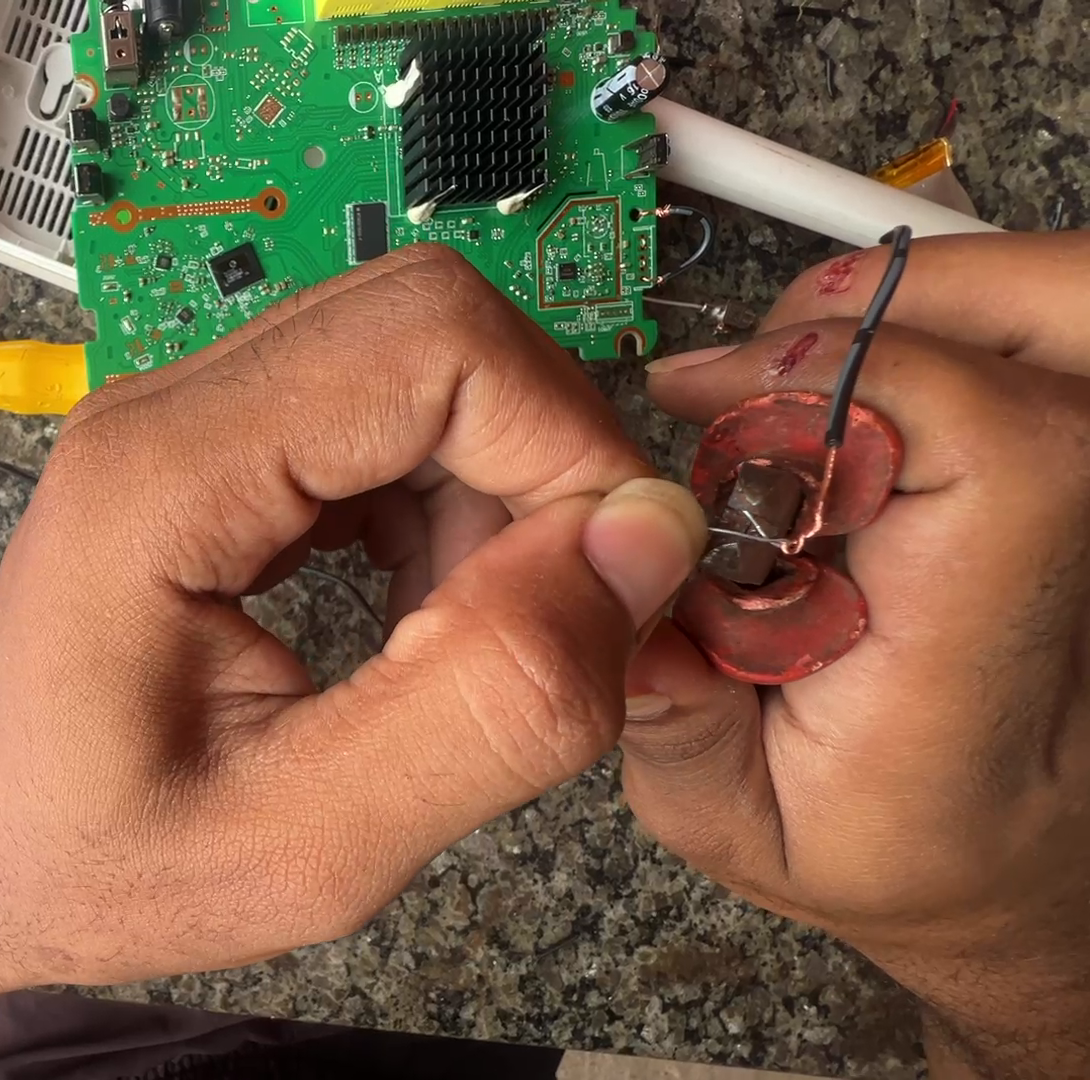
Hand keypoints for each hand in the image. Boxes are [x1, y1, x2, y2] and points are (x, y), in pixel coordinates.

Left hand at [0, 245, 705, 1015]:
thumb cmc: (104, 859)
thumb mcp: (307, 840)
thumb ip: (488, 697)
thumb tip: (636, 545)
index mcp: (162, 474)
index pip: (427, 339)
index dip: (559, 439)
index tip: (597, 584)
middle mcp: (160, 411)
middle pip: (420, 326)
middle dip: (525, 456)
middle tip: (522, 613)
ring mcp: (174, 422)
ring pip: (401, 365)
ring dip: (478, 483)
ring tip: (448, 625)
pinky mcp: (198, 453)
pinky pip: (360, 416)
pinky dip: (427, 494)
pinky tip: (406, 598)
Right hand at [627, 232, 1089, 1076]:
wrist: (1001, 877)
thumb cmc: (864, 851)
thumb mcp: (716, 816)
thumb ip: (663, 714)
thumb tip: (613, 586)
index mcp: (972, 661)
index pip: (1003, 458)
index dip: (852, 384)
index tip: (704, 392)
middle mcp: (1071, 579)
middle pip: (1081, 349)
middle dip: (905, 308)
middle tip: (759, 349)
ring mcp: (1084, 540)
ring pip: (1077, 339)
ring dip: (926, 314)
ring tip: (789, 367)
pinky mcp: (1069, 515)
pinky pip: (1048, 374)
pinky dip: (949, 344)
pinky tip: (843, 396)